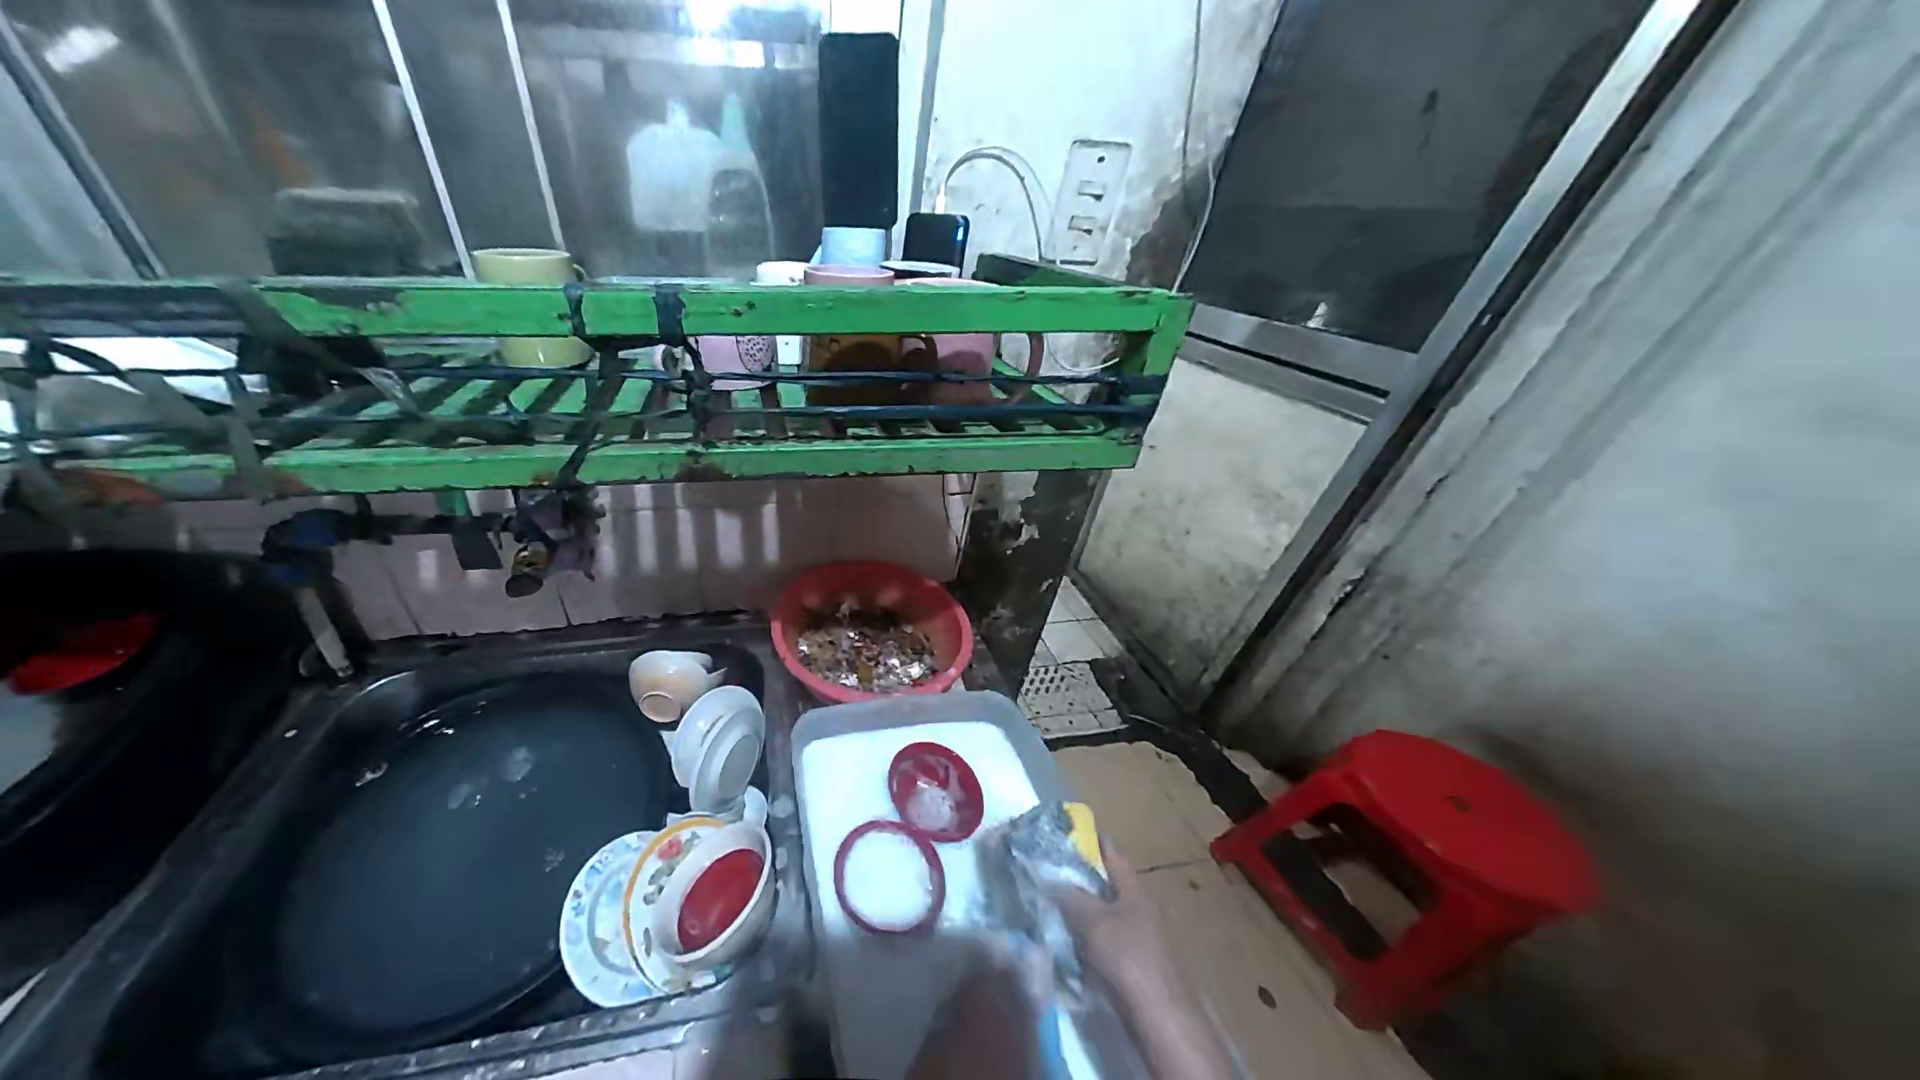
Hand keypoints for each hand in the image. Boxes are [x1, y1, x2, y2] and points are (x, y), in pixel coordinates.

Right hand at [1056, 844, 1181, 1003]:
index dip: (1091, 840)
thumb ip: (1069, 895)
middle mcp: (1144, 908)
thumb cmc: (1126, 957)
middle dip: (1082, 881)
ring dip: (1085, 914)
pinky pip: (1111, 943)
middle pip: (1109, 886)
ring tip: (1055, 913)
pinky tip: (1073, 949)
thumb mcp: (1090, 921)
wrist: (1159, 1017)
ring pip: (1108, 916)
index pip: (1112, 853)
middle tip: (1051, 877)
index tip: (1067, 834)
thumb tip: (1048, 875)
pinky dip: (1092, 941)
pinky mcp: (1141, 966)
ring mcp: (1145, 938)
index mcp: (1135, 889)